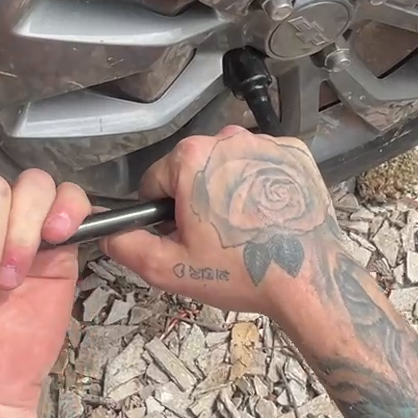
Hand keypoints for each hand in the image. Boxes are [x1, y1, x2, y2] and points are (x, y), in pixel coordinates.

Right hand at [101, 126, 339, 317]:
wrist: (308, 278)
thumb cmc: (241, 271)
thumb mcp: (169, 268)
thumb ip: (126, 245)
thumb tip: (110, 232)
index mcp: (191, 158)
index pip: (156, 179)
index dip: (162, 211)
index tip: (182, 233)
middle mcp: (228, 139)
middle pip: (194, 168)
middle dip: (196, 198)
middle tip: (215, 237)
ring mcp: (265, 143)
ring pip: (229, 165)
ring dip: (229, 189)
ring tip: (245, 229)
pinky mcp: (295, 154)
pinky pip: (263, 165)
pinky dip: (261, 184)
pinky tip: (268, 215)